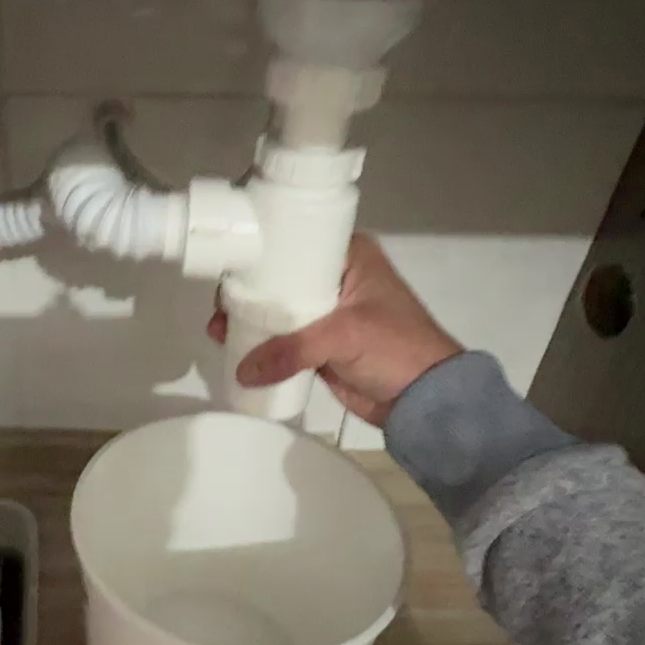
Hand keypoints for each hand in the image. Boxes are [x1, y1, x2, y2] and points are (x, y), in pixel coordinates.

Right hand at [206, 235, 462, 425]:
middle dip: (245, 293)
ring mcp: (325, 313)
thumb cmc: (396, 349)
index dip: (260, 254)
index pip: (295, 244)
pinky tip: (235, 348)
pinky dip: (260, 343)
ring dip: (248, 319)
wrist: (424, 400)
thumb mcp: (344, 336)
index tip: (228, 267)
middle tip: (219, 308)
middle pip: (278, 279)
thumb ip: (291, 349)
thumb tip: (243, 370)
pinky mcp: (318, 344)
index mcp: (348, 256)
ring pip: (276, 310)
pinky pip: (281, 339)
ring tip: (219, 331)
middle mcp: (334, 277)